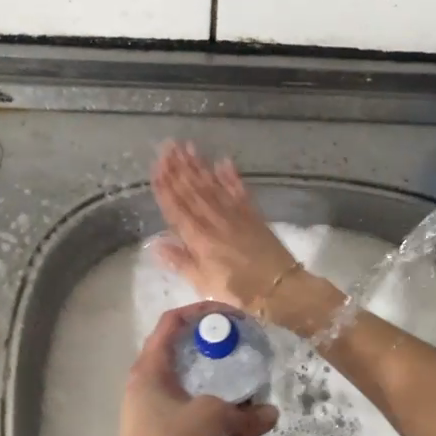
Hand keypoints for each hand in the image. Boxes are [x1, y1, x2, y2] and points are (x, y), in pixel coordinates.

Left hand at [109, 303, 278, 435]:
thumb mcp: (213, 418)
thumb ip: (244, 411)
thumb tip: (270, 414)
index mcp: (149, 370)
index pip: (171, 323)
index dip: (201, 312)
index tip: (232, 316)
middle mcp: (146, 385)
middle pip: (179, 350)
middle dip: (211, 343)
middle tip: (242, 345)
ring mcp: (152, 412)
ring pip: (187, 382)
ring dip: (214, 377)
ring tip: (244, 376)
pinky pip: (191, 409)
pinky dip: (213, 405)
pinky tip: (237, 414)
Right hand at [150, 141, 299, 312]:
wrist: (279, 286)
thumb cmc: (238, 289)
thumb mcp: (203, 282)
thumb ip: (180, 261)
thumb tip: (156, 244)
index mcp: (198, 237)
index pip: (176, 206)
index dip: (165, 186)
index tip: (156, 166)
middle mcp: (214, 219)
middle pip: (192, 189)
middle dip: (178, 167)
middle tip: (167, 146)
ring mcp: (235, 213)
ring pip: (212, 184)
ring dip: (199, 165)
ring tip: (187, 147)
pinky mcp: (252, 213)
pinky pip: (238, 190)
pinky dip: (230, 175)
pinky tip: (223, 161)